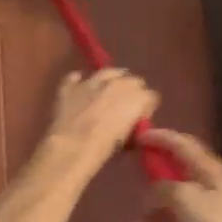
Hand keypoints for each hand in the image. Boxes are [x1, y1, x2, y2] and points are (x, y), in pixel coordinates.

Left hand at [41, 69, 158, 174]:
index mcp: (138, 96)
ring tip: (104, 96)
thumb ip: (134, 126)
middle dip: (130, 92)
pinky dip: (79, 83)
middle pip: (132, 81)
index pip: (151, 96)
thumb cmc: (105, 148)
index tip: (139, 119)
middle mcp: (118, 82)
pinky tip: (78, 93)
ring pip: (108, 72)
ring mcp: (92, 80)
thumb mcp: (129, 141)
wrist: (72, 147)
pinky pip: (77, 77)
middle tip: (122, 109)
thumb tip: (132, 125)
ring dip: (110, 82)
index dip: (145, 108)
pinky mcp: (70, 84)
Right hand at [141, 129, 221, 221]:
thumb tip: (150, 192)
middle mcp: (207, 192)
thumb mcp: (185, 198)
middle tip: (126, 197)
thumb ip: (161, 189)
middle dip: (146, 192)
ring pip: (168, 217)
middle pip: (171, 184)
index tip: (138, 136)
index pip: (182, 145)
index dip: (160, 138)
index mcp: (207, 172)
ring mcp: (205, 220)